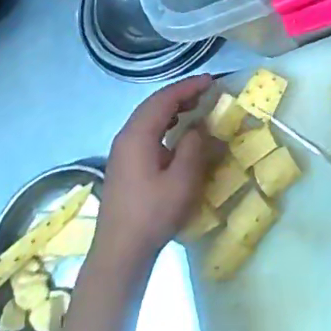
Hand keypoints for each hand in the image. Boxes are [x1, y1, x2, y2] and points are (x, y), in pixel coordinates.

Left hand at [95, 75, 214, 260]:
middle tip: (206, 91)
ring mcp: (121, 150)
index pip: (164, 99)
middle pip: (153, 104)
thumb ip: (192, 148)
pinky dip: (163, 123)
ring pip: (147, 117)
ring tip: (195, 107)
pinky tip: (176, 132)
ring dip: (171, 108)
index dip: (188, 87)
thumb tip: (196, 128)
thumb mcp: (181, 181)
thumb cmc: (152, 214)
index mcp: (137, 134)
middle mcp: (126, 135)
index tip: (211, 80)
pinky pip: (145, 131)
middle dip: (179, 94)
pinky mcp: (123, 163)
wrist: (120, 250)